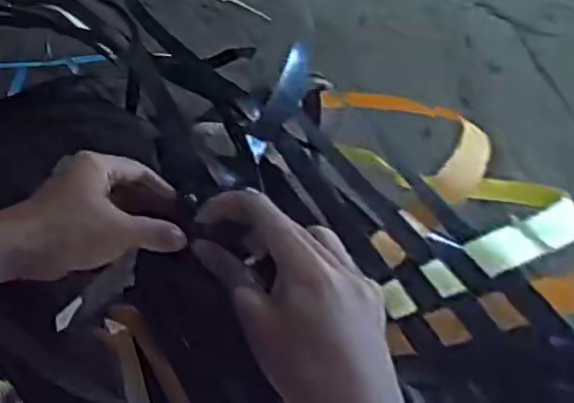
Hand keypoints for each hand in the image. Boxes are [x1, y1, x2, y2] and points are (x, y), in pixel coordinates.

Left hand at [0, 152, 187, 280]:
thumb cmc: (73, 229)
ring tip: (168, 241)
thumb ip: (154, 231)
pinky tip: (141, 246)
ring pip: (115, 201)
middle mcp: (83, 171)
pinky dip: (121, 226)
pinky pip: (103, 214)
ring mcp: (74, 191)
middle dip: (152, 205)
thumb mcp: (121, 231)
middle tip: (182, 230)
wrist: (26, 244)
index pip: (138, 169)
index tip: (188, 212)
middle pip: (126, 184)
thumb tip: (183, 235)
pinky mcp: (69, 211)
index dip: (163, 189)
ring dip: (138, 218)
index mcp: (94, 164)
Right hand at [193, 190, 400, 402]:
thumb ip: (229, 271)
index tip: (203, 223)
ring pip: (314, 236)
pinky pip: (336, 260)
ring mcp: (362, 284)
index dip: (224, 205)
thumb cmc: (300, 367)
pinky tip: (294, 283)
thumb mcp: (254, 316)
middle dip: (249, 224)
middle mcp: (340, 266)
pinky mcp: (372, 303)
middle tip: (225, 244)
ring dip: (281, 238)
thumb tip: (202, 244)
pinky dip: (307, 256)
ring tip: (260, 263)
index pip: (260, 208)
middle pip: (287, 220)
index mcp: (309, 266)